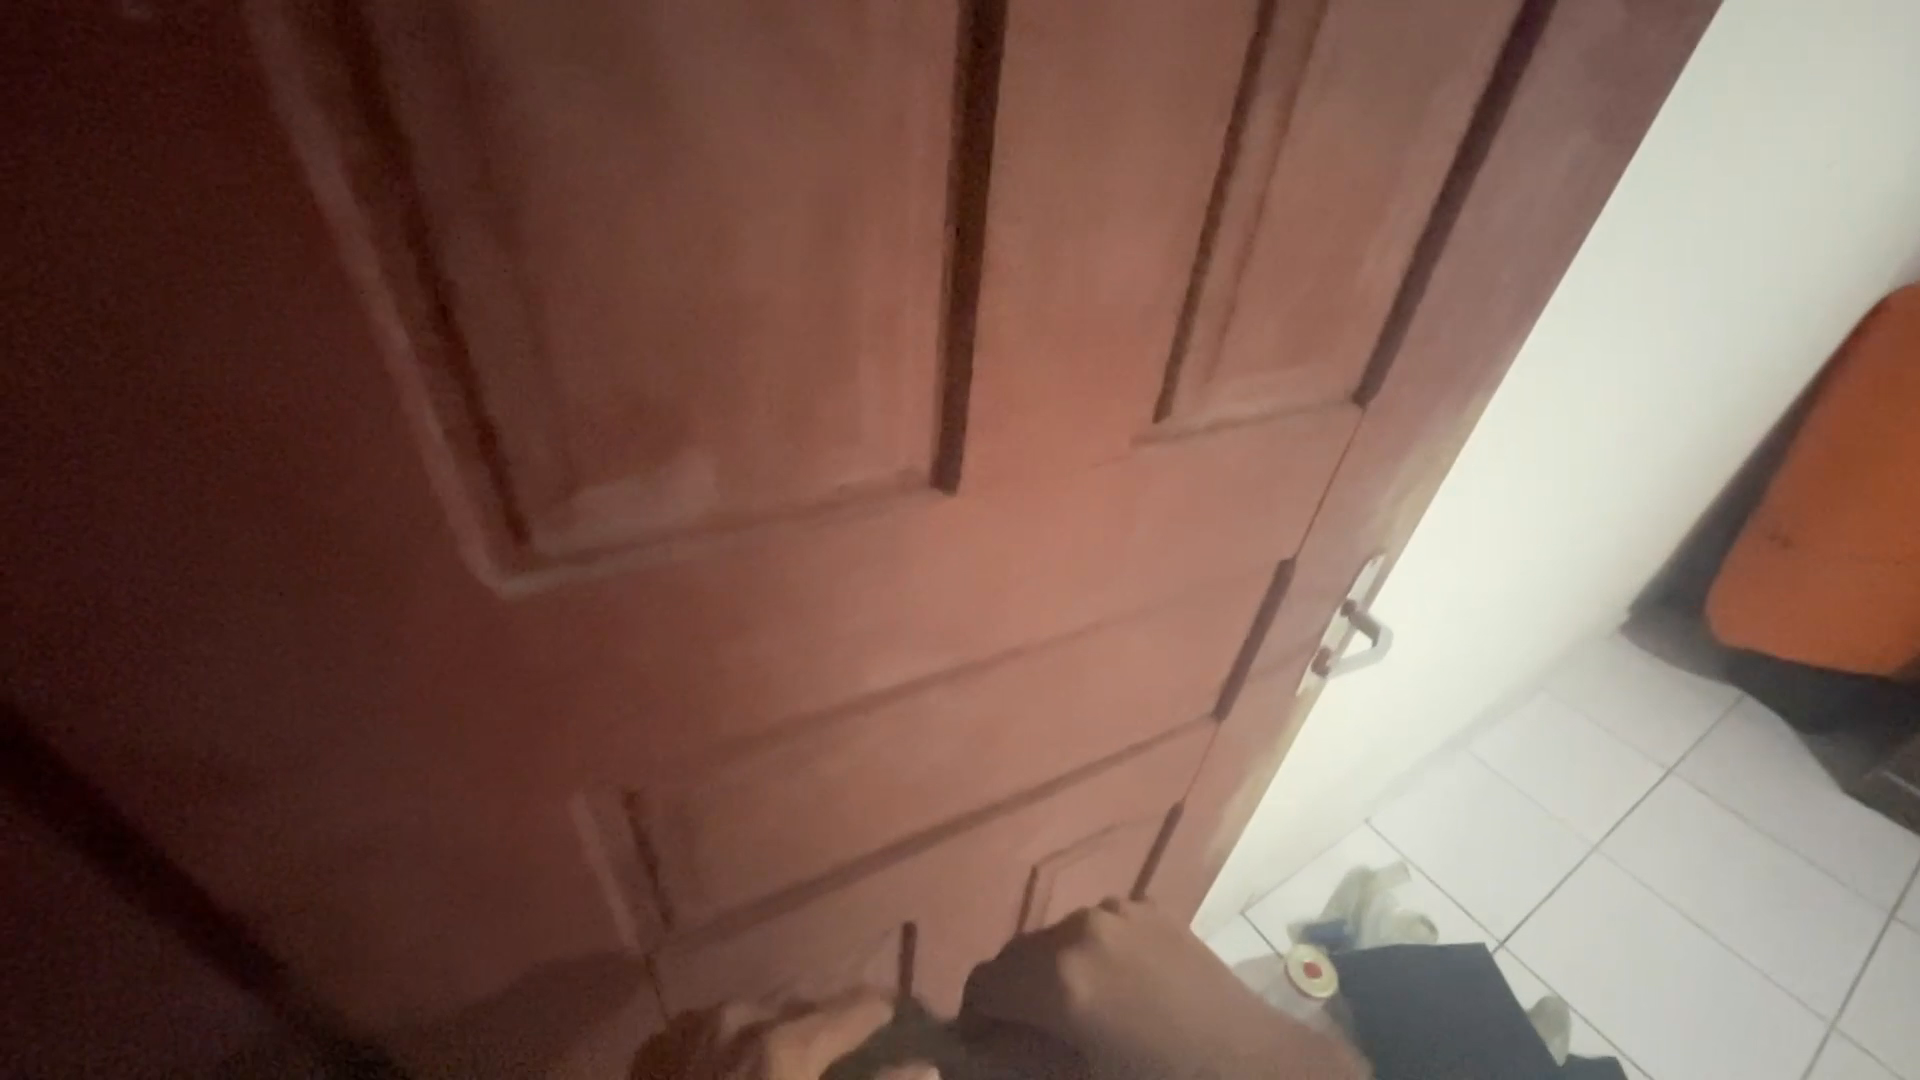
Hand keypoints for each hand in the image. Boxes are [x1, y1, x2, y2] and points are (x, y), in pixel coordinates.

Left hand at [633, 990, 930, 1079]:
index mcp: (783, 1042)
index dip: (880, 1015)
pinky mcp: (653, 1054)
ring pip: (753, 1016)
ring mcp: (689, 1031)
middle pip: (803, 1009)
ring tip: (780, 1067)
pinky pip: (705, 1034)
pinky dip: (725, 1049)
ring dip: (773, 1036)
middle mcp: (739, 1018)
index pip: (856, 1008)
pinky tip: (727, 1076)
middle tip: (838, 1055)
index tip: (895, 1020)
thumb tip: (926, 1067)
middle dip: (824, 1028)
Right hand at [960, 899, 1366, 1079]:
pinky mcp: (1147, 906)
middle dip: (1009, 990)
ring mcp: (1117, 910)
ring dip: (1049, 967)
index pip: (985, 983)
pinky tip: (1115, 984)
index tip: (977, 1040)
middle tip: (1019, 1029)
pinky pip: (1096, 924)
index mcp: (1061, 979)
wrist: (1256, 1065)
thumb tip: (987, 1042)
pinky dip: (1089, 949)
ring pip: (1055, 935)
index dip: (973, 1015)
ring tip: (1073, 1006)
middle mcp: (1081, 929)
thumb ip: (1026, 1057)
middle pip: (1016, 954)